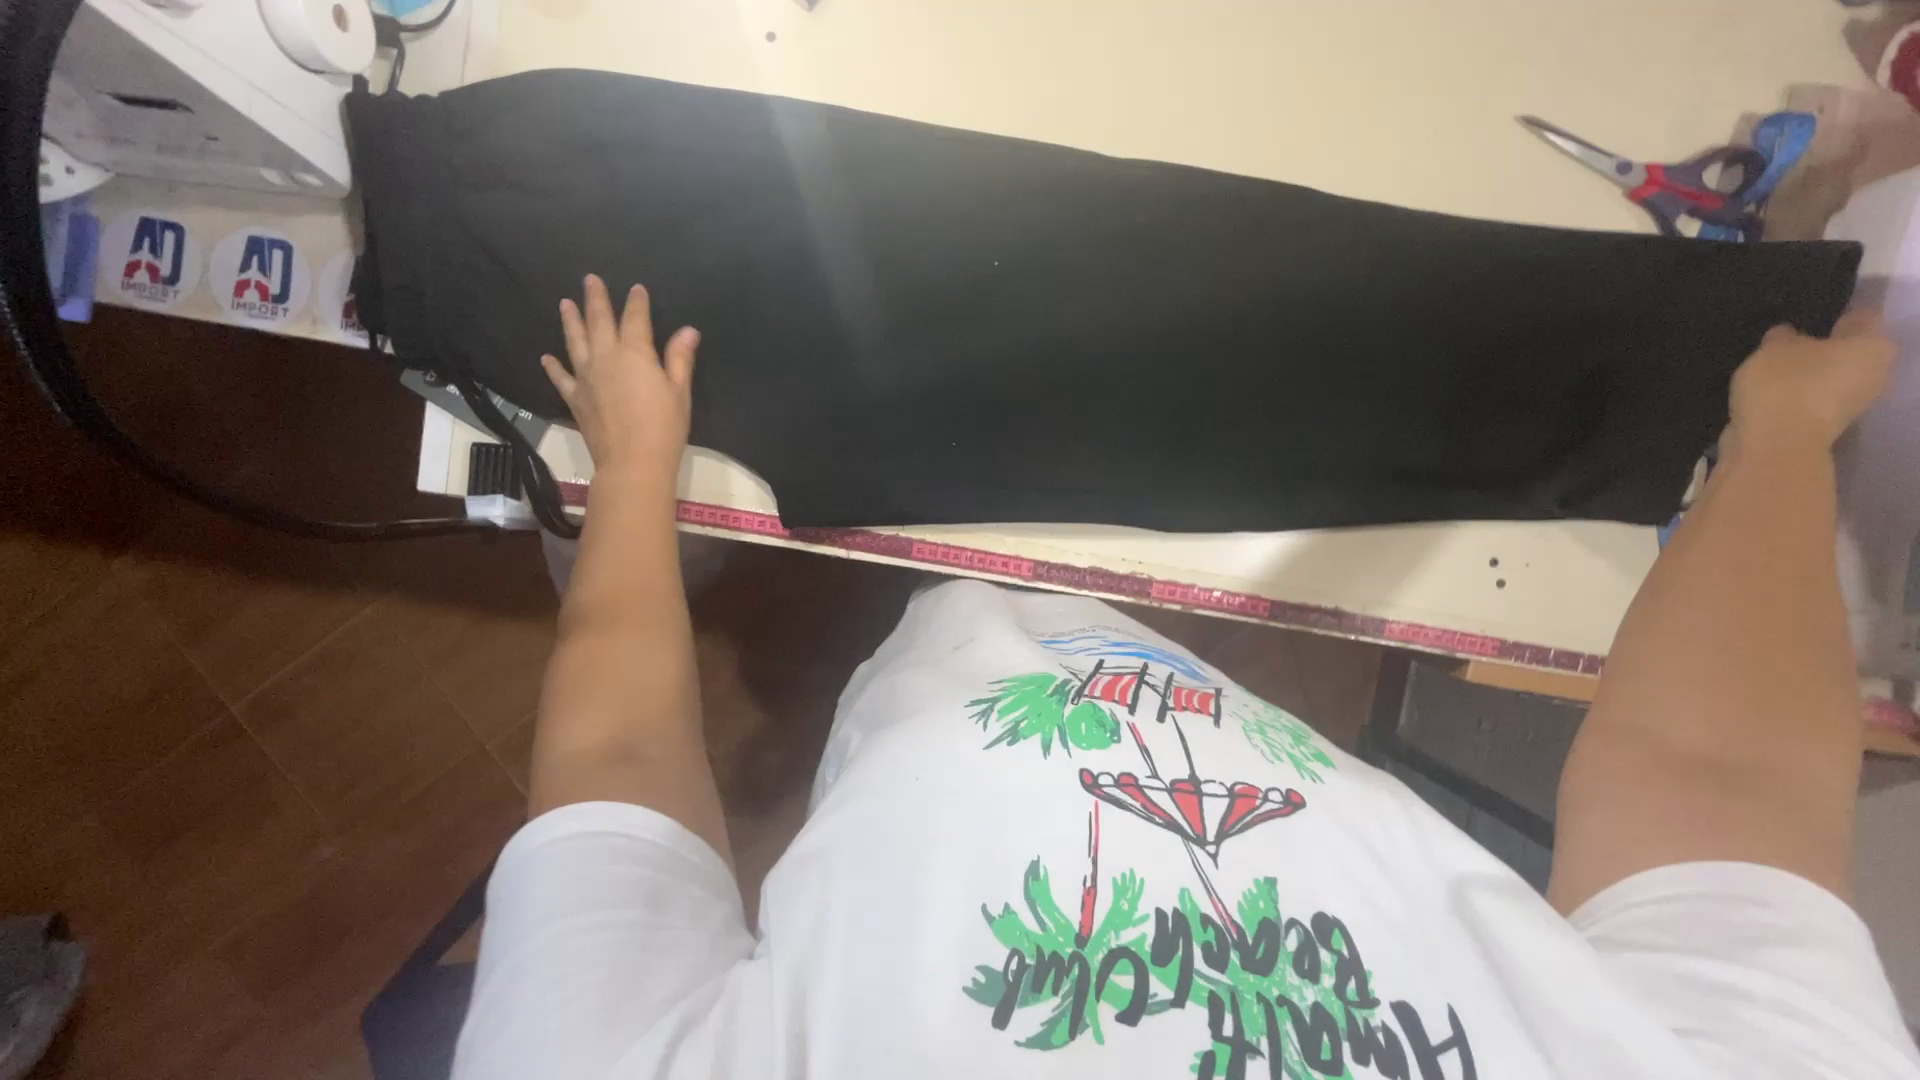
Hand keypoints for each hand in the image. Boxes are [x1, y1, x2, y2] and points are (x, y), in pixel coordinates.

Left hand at [542, 274, 699, 486]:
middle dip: (596, 299)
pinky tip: (547, 358)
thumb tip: (688, 330)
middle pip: (599, 321)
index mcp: (635, 353)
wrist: (632, 463)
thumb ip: (680, 358)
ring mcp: (586, 377)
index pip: (635, 319)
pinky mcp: (576, 398)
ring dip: (570, 320)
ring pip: (575, 341)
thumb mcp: (680, 392)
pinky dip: (553, 366)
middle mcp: (605, 358)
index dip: (637, 302)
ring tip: (565, 303)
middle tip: (590, 279)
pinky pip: (561, 377)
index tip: (636, 288)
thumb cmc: (664, 427)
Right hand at [1726, 309, 1893, 455]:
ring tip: (1770, 374)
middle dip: (1820, 348)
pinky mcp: (1831, 422)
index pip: (1859, 316)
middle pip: (1848, 350)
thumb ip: (1783, 336)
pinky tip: (1771, 395)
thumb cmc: (1784, 384)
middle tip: (1783, 348)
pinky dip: (1797, 395)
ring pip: (1832, 376)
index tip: (1803, 318)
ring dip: (1808, 374)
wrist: (1776, 442)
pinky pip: (1815, 399)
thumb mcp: (1773, 348)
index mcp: (1874, 344)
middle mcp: (1877, 370)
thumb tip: (1790, 335)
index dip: (1831, 314)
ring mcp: (1856, 400)